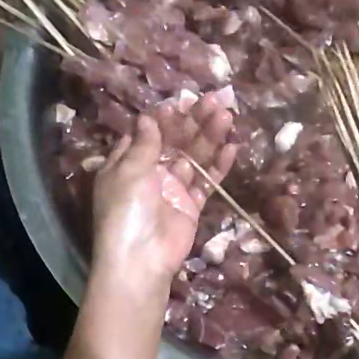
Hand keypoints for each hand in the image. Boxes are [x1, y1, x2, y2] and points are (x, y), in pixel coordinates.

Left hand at [92, 98, 235, 289]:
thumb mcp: (129, 171)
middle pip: (174, 142)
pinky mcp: (190, 205)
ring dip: (210, 137)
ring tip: (227, 116)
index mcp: (126, 164)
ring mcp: (171, 189)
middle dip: (194, 122)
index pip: (146, 134)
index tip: (182, 101)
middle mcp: (149, 174)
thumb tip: (148, 117)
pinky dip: (218, 166)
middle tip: (216, 100)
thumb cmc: (127, 210)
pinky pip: (206, 181)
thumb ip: (144, 144)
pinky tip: (232, 147)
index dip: (164, 118)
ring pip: (193, 158)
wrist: (141, 259)